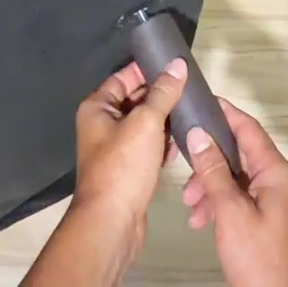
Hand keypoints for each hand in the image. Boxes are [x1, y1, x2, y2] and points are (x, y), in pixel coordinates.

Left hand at [22, 59, 188, 286]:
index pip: (124, 76)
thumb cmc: (123, 166)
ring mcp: (114, 147)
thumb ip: (163, 93)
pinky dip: (162, 144)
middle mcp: (102, 123)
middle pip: (135, 99)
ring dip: (164, 121)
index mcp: (97, 106)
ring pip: (144, 124)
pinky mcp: (127, 168)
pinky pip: (147, 146)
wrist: (112, 223)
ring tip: (190, 114)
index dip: (148, 69)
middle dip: (160, 96)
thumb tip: (177, 64)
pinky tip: (180, 144)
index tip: (175, 65)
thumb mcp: (146, 123)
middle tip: (190, 89)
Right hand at [180, 98, 287, 286]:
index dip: (223, 111)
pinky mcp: (264, 219)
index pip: (247, 127)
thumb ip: (213, 171)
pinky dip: (217, 203)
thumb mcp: (231, 212)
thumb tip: (198, 133)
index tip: (197, 101)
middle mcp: (275, 179)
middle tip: (181, 162)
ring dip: (209, 184)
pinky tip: (199, 218)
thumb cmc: (260, 256)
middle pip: (237, 152)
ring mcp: (271, 200)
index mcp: (274, 170)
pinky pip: (237, 198)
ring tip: (188, 202)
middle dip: (207, 157)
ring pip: (233, 176)